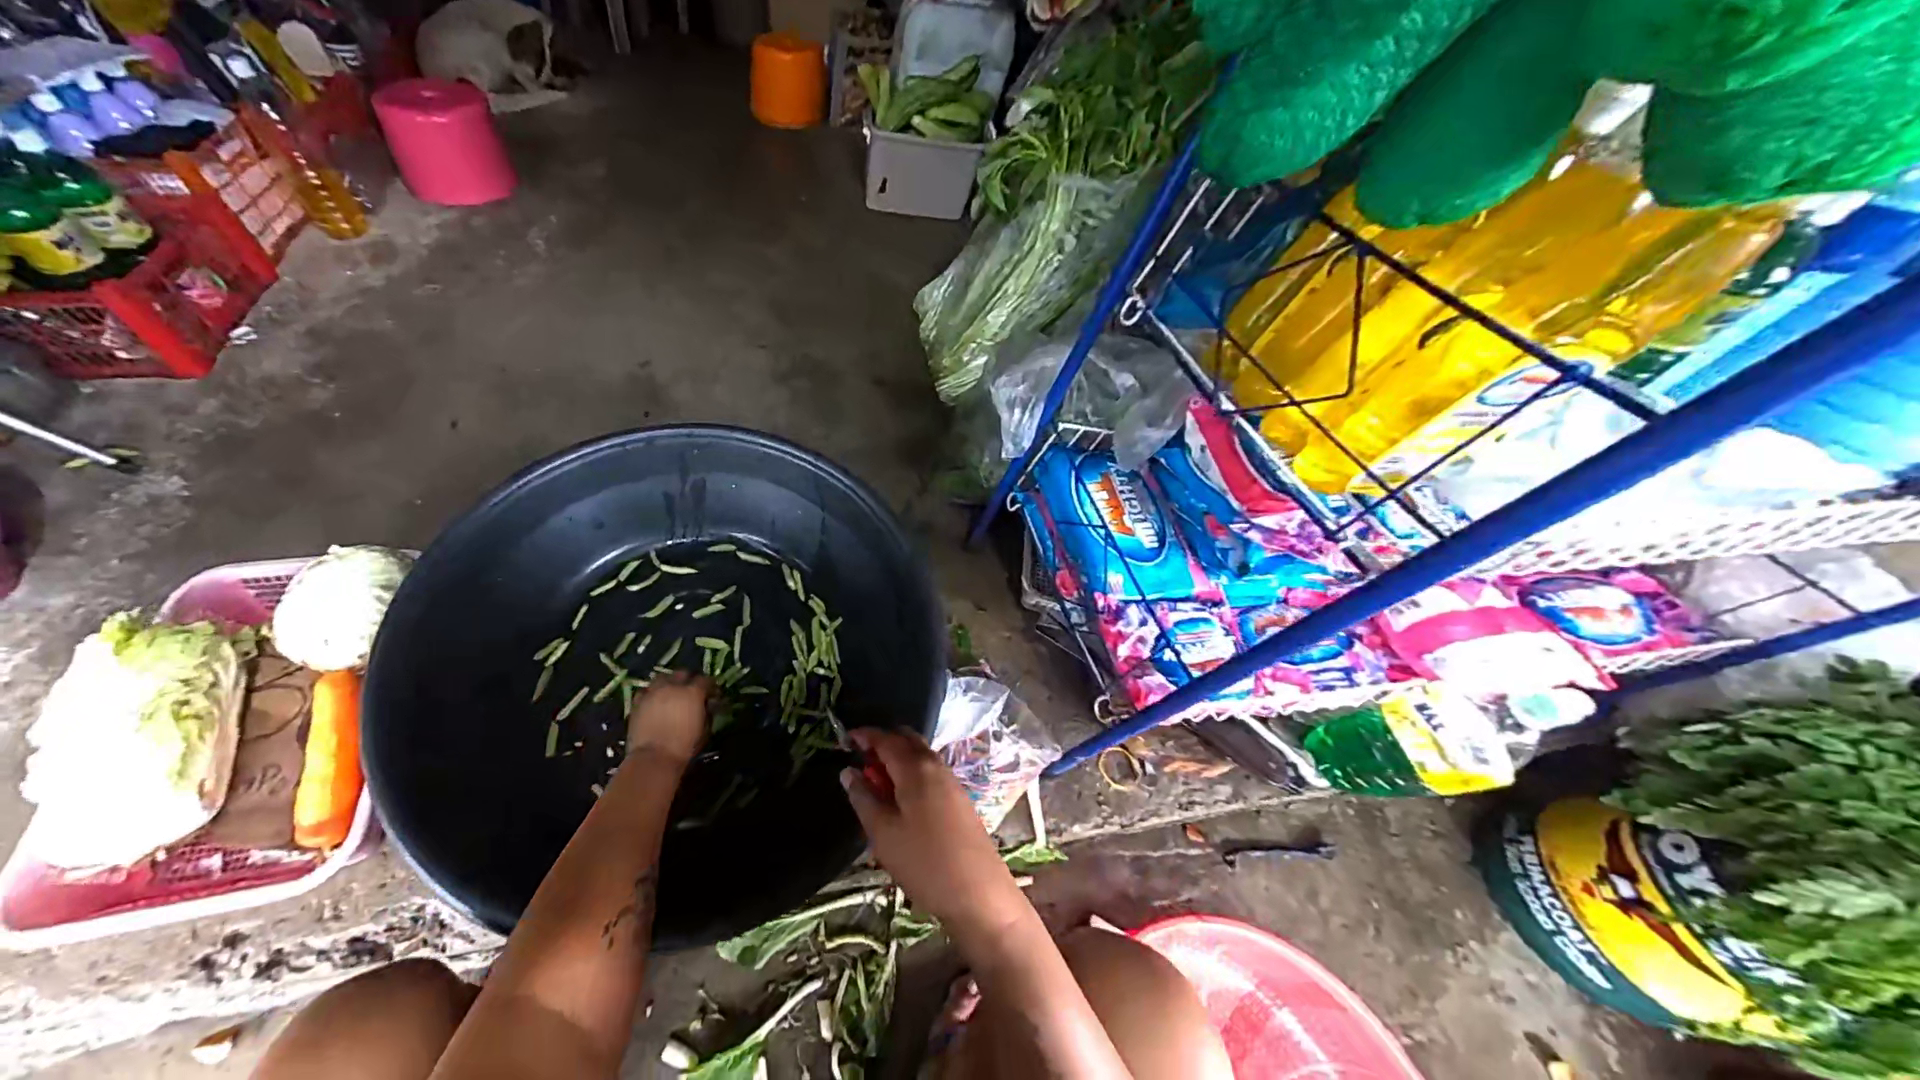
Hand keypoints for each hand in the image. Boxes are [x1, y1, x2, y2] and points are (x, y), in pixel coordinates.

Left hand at [624, 673, 709, 768]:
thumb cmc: (684, 746)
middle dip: (688, 680)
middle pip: (682, 673)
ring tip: (670, 693)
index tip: (712, 694)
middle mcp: (673, 687)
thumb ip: (707, 712)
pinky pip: (646, 691)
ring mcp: (653, 693)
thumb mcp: (704, 729)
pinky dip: (652, 693)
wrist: (654, 758)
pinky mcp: (638, 702)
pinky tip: (654, 702)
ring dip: (669, 683)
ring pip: (662, 678)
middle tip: (690, 691)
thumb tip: (707, 706)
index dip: (710, 686)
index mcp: (693, 693)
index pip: (705, 680)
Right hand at [840, 728, 1026, 937]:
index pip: (886, 738)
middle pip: (907, 739)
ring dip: (898, 759)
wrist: (978, 891)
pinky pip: (930, 771)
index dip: (865, 735)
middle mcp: (936, 765)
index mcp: (916, 768)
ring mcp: (951, 780)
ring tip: (877, 784)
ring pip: (920, 755)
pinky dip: (912, 772)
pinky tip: (901, 799)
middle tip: (861, 763)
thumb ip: (863, 798)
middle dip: (883, 743)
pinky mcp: (959, 797)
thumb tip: (848, 771)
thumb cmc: (924, 862)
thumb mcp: (883, 833)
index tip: (845, 739)